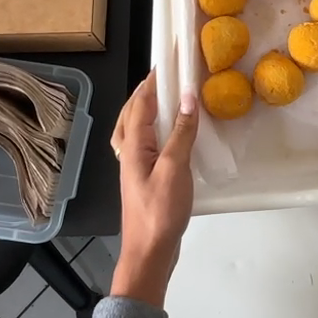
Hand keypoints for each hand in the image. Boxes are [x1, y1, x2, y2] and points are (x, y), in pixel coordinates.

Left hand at [108, 74, 197, 306]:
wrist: (149, 254)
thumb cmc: (159, 212)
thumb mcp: (174, 169)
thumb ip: (181, 133)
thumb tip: (188, 98)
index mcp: (133, 147)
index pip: (141, 104)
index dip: (153, 82)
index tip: (167, 63)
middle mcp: (129, 154)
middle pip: (131, 114)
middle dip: (145, 93)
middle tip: (165, 78)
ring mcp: (134, 168)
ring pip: (134, 130)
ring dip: (146, 111)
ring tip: (164, 101)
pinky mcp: (144, 180)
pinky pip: (145, 145)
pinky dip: (154, 131)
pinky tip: (168, 137)